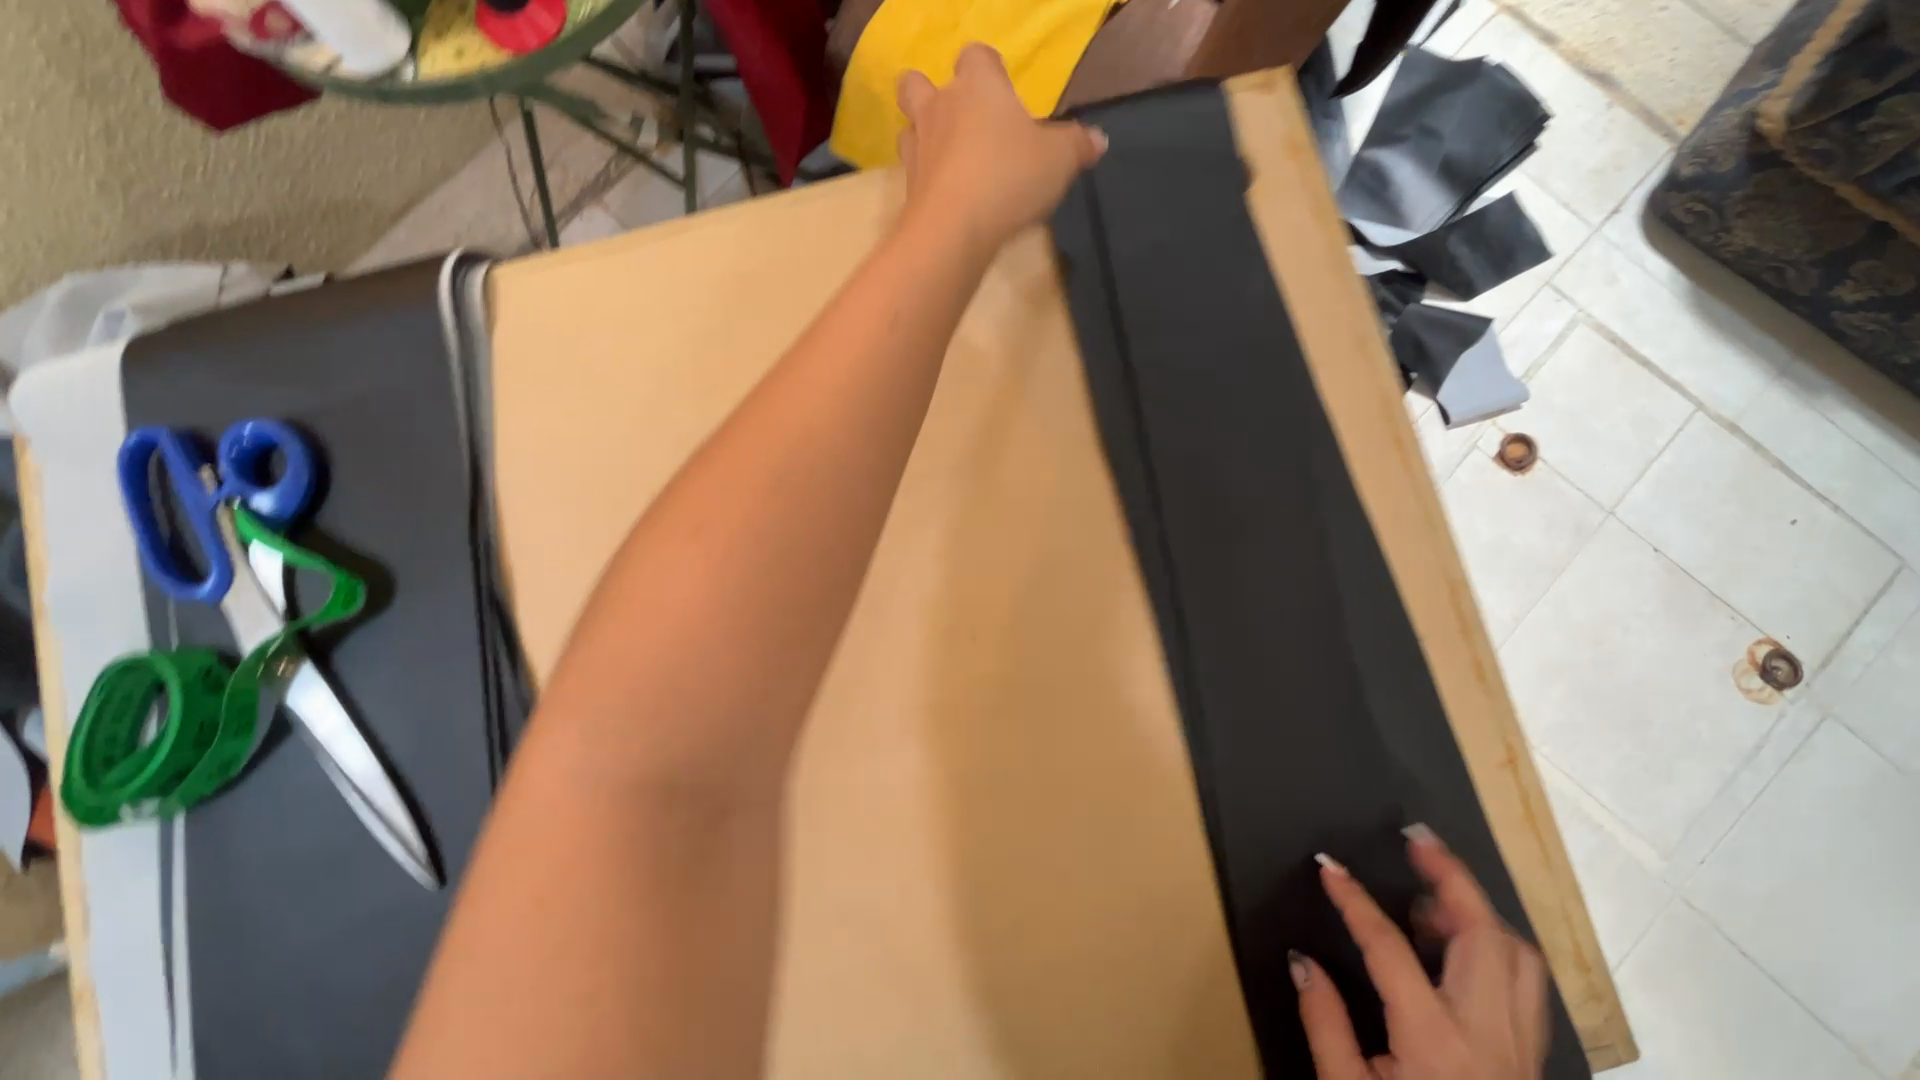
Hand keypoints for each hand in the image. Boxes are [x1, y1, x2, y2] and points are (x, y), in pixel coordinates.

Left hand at [895, 43, 1105, 255]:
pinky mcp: (908, 187)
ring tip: (949, 158)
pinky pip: (914, 171)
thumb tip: (1097, 140)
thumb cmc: (1010, 177)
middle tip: (959, 118)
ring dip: (923, 136)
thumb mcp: (1059, 160)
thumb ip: (1077, 145)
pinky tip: (947, 194)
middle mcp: (940, 107)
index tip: (1003, 88)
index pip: (977, 56)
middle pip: (916, 83)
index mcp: (978, 86)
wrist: (954, 229)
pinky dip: (927, 178)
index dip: (988, 68)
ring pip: (908, 127)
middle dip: (931, 93)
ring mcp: (917, 147)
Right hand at [1293, 826, 1549, 1079]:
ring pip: (1517, 952)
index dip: (1354, 900)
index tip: (1328, 866)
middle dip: (1450, 876)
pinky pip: (1526, 981)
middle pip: (1483, 933)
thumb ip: (1324, 1023)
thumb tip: (1303, 960)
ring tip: (1432, 895)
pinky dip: (1497, 945)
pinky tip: (1463, 944)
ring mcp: (1520, 1043)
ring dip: (1478, 910)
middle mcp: (1487, 1031)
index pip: (1389, 947)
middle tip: (1416, 839)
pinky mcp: (1532, 1054)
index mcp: (1434, 1040)